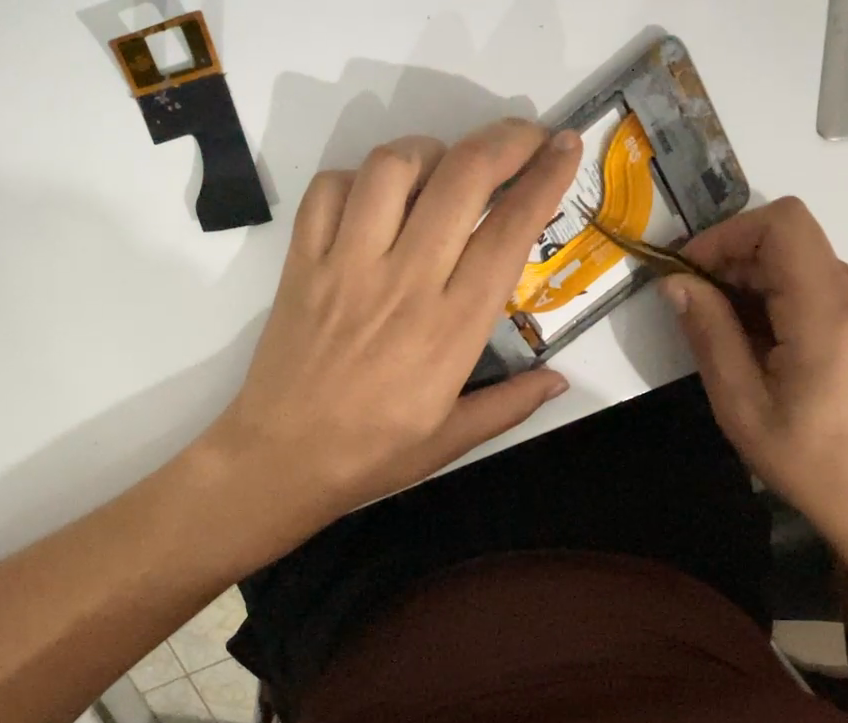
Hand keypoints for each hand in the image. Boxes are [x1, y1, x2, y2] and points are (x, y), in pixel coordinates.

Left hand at [203, 119, 581, 525]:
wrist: (283, 459)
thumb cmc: (373, 454)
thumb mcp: (452, 440)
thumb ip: (510, 405)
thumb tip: (560, 380)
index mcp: (451, 328)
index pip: (509, 231)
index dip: (545, 179)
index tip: (565, 149)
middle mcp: (404, 282)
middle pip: (461, 177)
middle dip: (504, 141)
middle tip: (523, 139)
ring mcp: (347, 265)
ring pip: (393, 167)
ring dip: (430, 150)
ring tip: (445, 167)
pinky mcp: (302, 262)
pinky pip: (328, 190)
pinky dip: (357, 178)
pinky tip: (375, 198)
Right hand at [662, 197, 847, 581]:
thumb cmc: (807, 460)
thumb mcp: (741, 404)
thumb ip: (709, 334)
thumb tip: (676, 284)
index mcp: (831, 310)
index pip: (781, 224)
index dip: (726, 235)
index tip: (688, 273)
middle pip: (790, 243)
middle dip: (734, 266)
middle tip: (695, 312)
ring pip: (805, 265)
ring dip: (757, 288)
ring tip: (730, 341)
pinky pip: (825, 287)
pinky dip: (785, 302)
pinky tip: (768, 348)